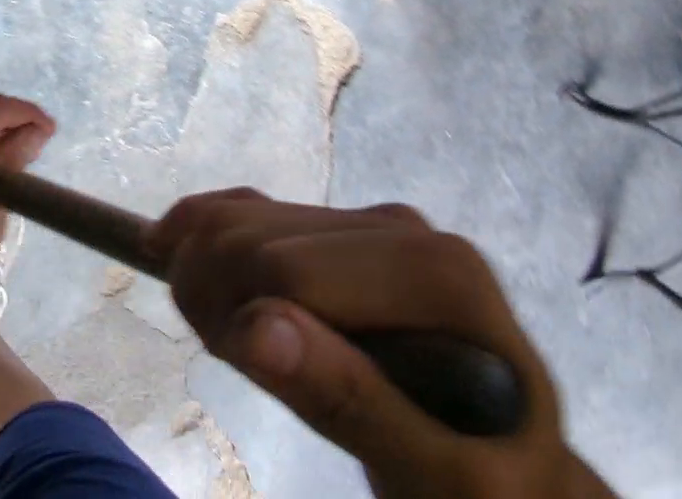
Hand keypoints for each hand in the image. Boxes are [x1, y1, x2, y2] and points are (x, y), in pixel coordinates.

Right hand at [148, 189, 613, 498]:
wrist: (511, 468)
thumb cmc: (483, 480)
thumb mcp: (436, 474)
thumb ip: (351, 400)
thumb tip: (254, 327)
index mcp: (435, 273)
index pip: (284, 268)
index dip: (234, 318)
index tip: (227, 364)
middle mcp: (402, 228)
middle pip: (253, 235)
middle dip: (213, 293)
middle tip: (225, 357)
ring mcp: (369, 223)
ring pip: (236, 216)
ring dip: (203, 271)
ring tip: (225, 335)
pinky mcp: (340, 228)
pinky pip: (245, 209)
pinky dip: (198, 229)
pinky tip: (170, 249)